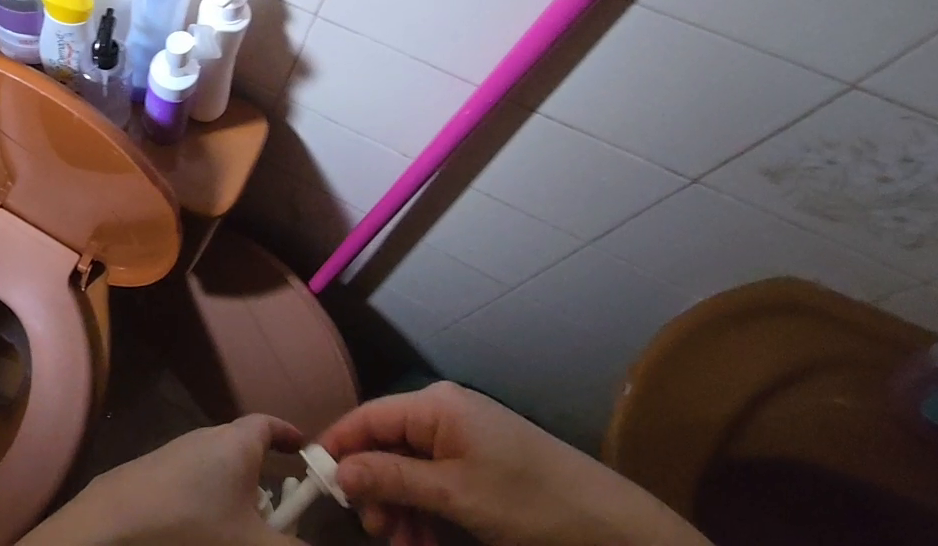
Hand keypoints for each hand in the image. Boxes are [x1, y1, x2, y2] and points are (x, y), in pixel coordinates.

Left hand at [19, 414, 304, 545]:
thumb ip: (290, 545)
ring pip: (218, 468)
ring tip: (248, 526)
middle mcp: (206, 438)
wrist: (117, 524)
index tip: (305, 449)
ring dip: (237, 493)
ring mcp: (176, 454)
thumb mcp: (254, 543)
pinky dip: (210, 501)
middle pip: (243, 448)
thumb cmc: (196, 525)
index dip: (288, 434)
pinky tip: (208, 529)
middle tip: (285, 508)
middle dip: (265, 476)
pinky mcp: (153, 474)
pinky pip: (195, 483)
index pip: (268, 424)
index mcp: (236, 442)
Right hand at [319, 381, 710, 545]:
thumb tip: (336, 470)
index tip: (318, 485)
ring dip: (399, 508)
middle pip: (386, 446)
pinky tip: (424, 542)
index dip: (339, 448)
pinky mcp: (480, 464)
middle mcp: (443, 413)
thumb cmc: (530, 504)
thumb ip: (392, 479)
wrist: (618, 530)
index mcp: (434, 406)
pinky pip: (435, 481)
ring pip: (409, 469)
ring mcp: (463, 438)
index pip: (367, 417)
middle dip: (376, 490)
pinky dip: (424, 511)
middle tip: (377, 532)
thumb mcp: (456, 495)